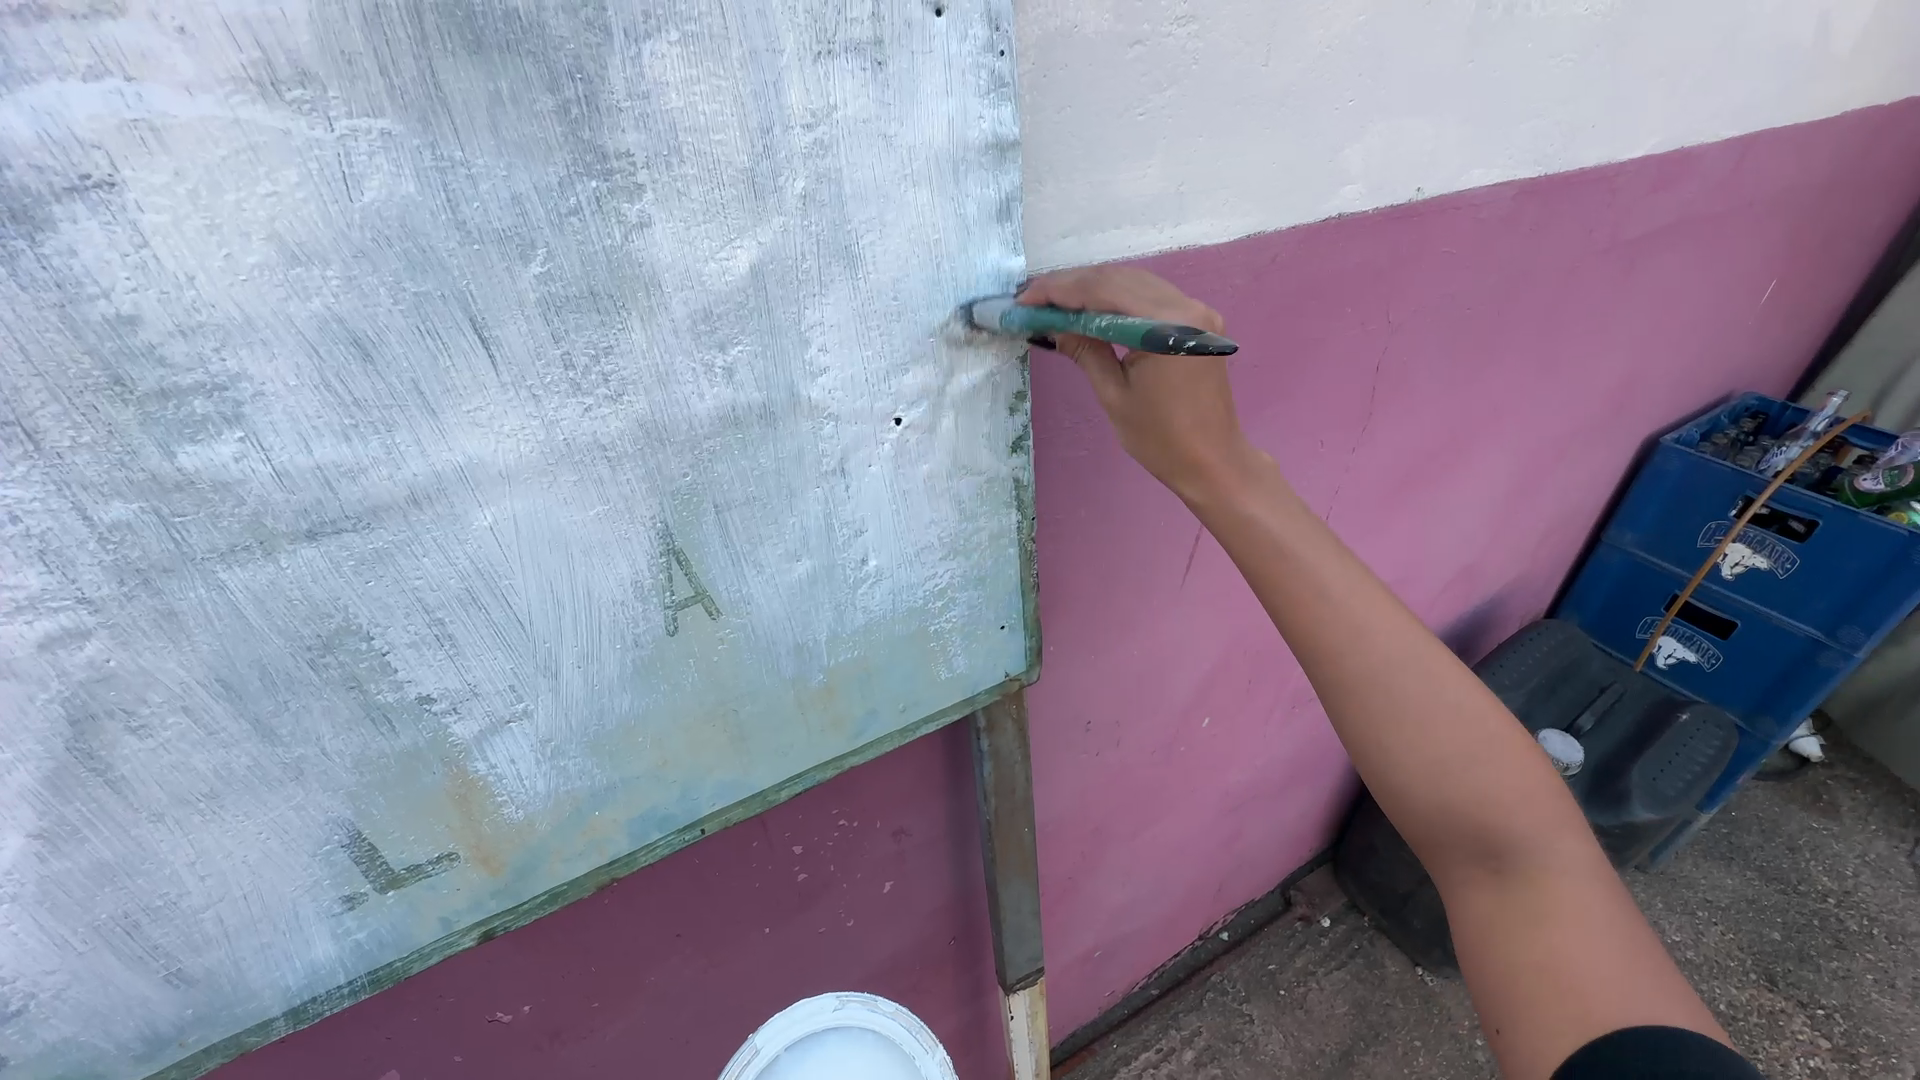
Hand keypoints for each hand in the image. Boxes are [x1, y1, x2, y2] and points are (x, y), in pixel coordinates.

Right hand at [1020, 267, 1260, 501]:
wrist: (1212, 461)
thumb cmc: (1161, 438)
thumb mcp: (1114, 394)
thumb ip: (1085, 351)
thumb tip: (1053, 326)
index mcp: (1166, 325)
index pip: (1103, 291)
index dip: (1058, 291)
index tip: (1024, 300)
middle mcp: (1186, 306)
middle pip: (1119, 279)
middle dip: (1072, 285)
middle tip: (1032, 299)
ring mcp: (1196, 311)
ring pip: (1134, 283)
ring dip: (1092, 289)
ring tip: (1053, 302)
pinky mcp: (1197, 322)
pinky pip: (1149, 297)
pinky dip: (1116, 299)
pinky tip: (1089, 309)